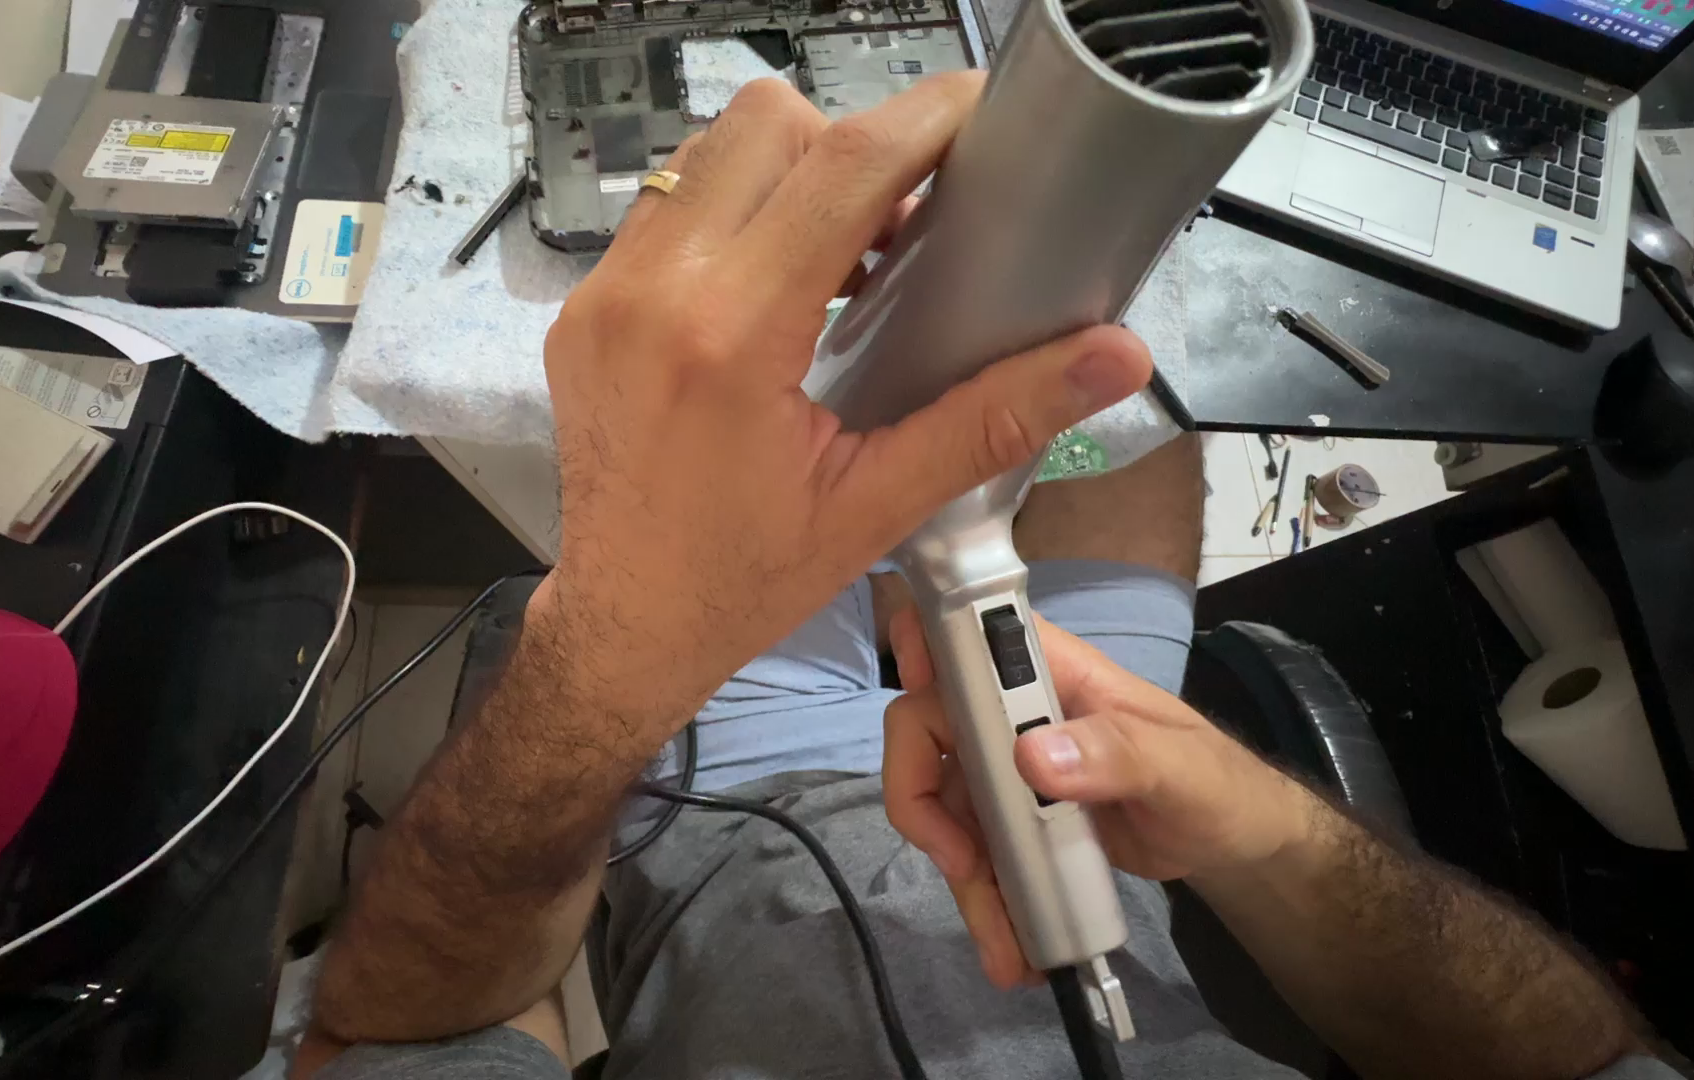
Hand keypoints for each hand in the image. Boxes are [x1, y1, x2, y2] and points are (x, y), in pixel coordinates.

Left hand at [535, 74, 1151, 724]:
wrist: (628, 621)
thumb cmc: (737, 582)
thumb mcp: (875, 507)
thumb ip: (993, 420)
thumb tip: (1107, 361)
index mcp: (728, 343)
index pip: (842, 168)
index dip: (926, 120)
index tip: (975, 121)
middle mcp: (650, 297)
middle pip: (769, 125)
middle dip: (854, 146)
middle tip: (904, 220)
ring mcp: (604, 298)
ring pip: (708, 153)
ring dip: (790, 174)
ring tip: (843, 253)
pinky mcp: (586, 311)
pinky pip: (666, 207)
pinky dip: (733, 213)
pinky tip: (773, 282)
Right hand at [882, 610, 1313, 986]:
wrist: (1225, 841)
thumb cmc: (1211, 781)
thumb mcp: (1180, 767)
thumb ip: (1118, 753)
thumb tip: (1030, 756)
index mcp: (1045, 669)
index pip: (963, 630)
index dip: (921, 642)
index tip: (917, 689)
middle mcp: (1006, 706)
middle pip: (922, 724)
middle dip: (921, 794)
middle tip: (958, 860)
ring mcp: (999, 758)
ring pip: (938, 799)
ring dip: (956, 872)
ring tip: (1003, 946)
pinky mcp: (1003, 809)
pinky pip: (966, 843)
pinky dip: (978, 895)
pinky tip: (1010, 945)